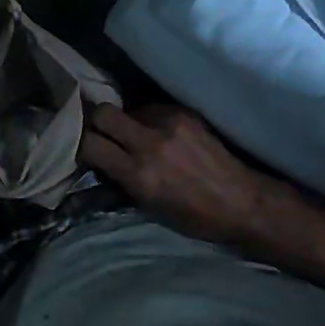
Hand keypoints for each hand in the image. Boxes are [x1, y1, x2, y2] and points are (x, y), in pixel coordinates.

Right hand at [80, 104, 301, 250]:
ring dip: (126, 121)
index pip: (90, 144)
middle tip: (102, 133)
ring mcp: (168, 124)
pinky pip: (152, 108)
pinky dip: (149, 119)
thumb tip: (98, 159)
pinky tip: (162, 134)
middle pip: (102, 113)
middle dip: (97, 121)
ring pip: (128, 108)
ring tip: (137, 136)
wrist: (243, 202)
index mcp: (140, 175)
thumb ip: (121, 178)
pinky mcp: (183, 112)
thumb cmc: (194, 216)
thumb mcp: (149, 206)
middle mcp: (150, 145)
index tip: (84, 149)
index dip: (81, 144)